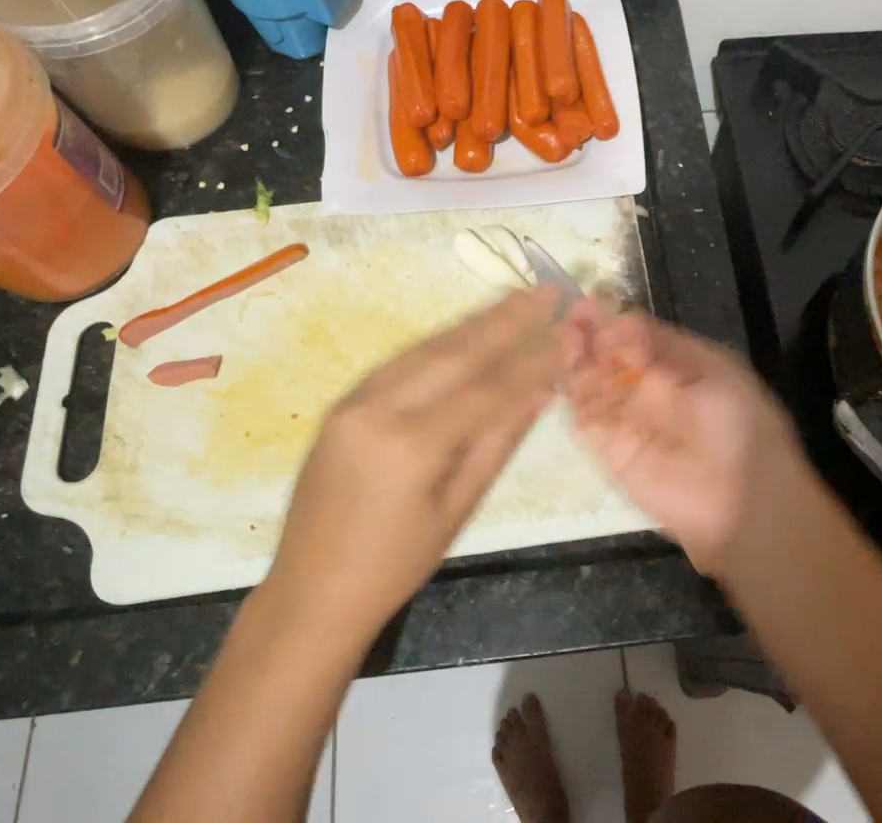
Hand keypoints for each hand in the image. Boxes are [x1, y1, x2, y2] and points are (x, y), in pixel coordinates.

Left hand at [266, 286, 565, 639]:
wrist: (311, 590)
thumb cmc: (395, 566)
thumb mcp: (458, 510)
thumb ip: (497, 442)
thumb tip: (539, 390)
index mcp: (411, 445)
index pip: (489, 388)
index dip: (535, 358)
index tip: (570, 330)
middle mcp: (379, 408)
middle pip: (455, 351)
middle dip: (506, 319)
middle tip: (548, 291)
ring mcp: (354, 400)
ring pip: (425, 347)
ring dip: (474, 321)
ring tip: (516, 297)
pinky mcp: (343, 402)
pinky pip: (400, 361)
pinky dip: (440, 341)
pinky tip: (467, 330)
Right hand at [562, 305, 808, 575]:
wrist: (744, 501)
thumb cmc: (742, 427)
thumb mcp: (716, 372)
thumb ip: (667, 346)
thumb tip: (622, 320)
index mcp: (677, 366)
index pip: (634, 335)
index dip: (612, 320)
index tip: (588, 305)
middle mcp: (648, 390)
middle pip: (607, 357)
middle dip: (588, 337)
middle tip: (568, 319)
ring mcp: (627, 420)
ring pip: (591, 384)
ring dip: (575, 361)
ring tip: (562, 339)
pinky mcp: (610, 451)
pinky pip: (585, 420)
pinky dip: (571, 397)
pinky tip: (563, 374)